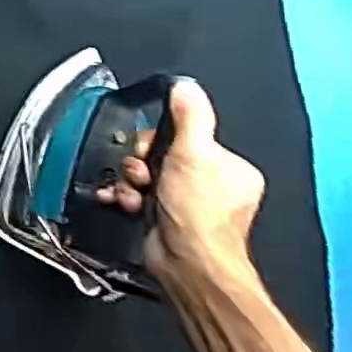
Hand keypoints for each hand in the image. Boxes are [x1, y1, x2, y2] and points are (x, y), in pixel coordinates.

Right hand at [95, 80, 265, 286]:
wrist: (187, 263)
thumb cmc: (199, 214)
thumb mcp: (194, 152)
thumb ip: (190, 116)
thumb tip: (186, 87)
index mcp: (227, 168)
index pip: (182, 135)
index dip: (159, 138)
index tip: (153, 148)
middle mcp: (209, 185)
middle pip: (157, 153)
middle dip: (140, 161)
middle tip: (144, 173)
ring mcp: (186, 203)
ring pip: (143, 173)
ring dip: (130, 180)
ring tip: (136, 192)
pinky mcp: (163, 217)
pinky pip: (135, 194)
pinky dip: (124, 195)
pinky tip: (124, 200)